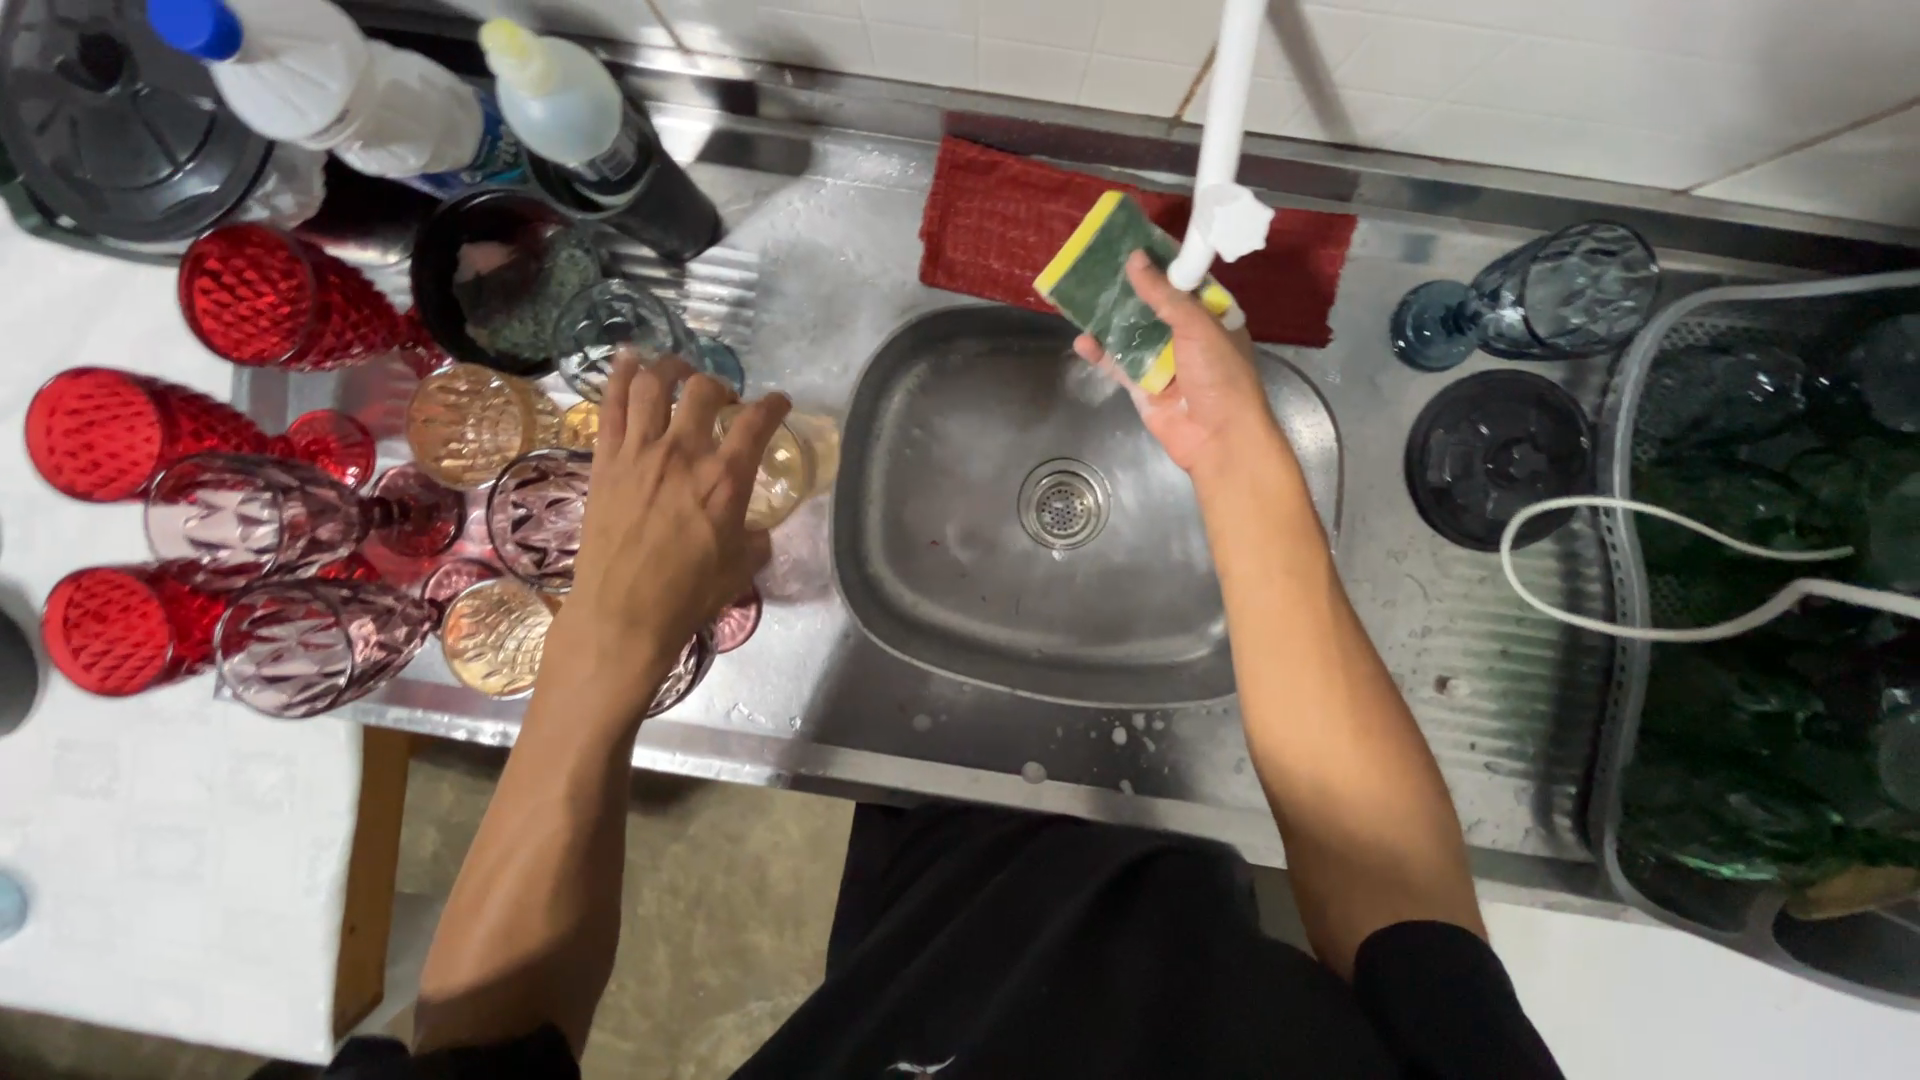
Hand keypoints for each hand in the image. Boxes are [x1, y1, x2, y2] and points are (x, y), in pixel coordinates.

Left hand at [541, 351, 790, 712]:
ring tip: (678, 370)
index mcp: (725, 479)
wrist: (623, 613)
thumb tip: (754, 530)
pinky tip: (630, 360)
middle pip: (703, 390)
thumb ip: (755, 538)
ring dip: (670, 368)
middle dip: (720, 385)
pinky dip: (621, 376)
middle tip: (723, 400)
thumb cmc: (689, 594)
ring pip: (653, 385)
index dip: (774, 405)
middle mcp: (683, 453)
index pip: (757, 422)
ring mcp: (639, 453)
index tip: (779, 403)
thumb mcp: (742, 566)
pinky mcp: (605, 460)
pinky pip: (611, 405)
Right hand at [1074, 252, 1285, 479]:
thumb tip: (1134, 260)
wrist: (1218, 437)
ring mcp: (1163, 362)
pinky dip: (1101, 353)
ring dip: (1109, 319)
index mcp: (1211, 316)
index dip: (1159, 263)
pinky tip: (1082, 340)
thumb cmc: (1220, 375)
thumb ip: (1164, 294)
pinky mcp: (1142, 386)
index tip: (1131, 242)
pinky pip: (1118, 364)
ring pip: (1131, 334)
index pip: (1183, 282)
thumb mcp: (1197, 325)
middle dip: (1127, 289)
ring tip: (1083, 296)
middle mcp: (1186, 336)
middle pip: (1152, 306)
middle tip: (1097, 266)